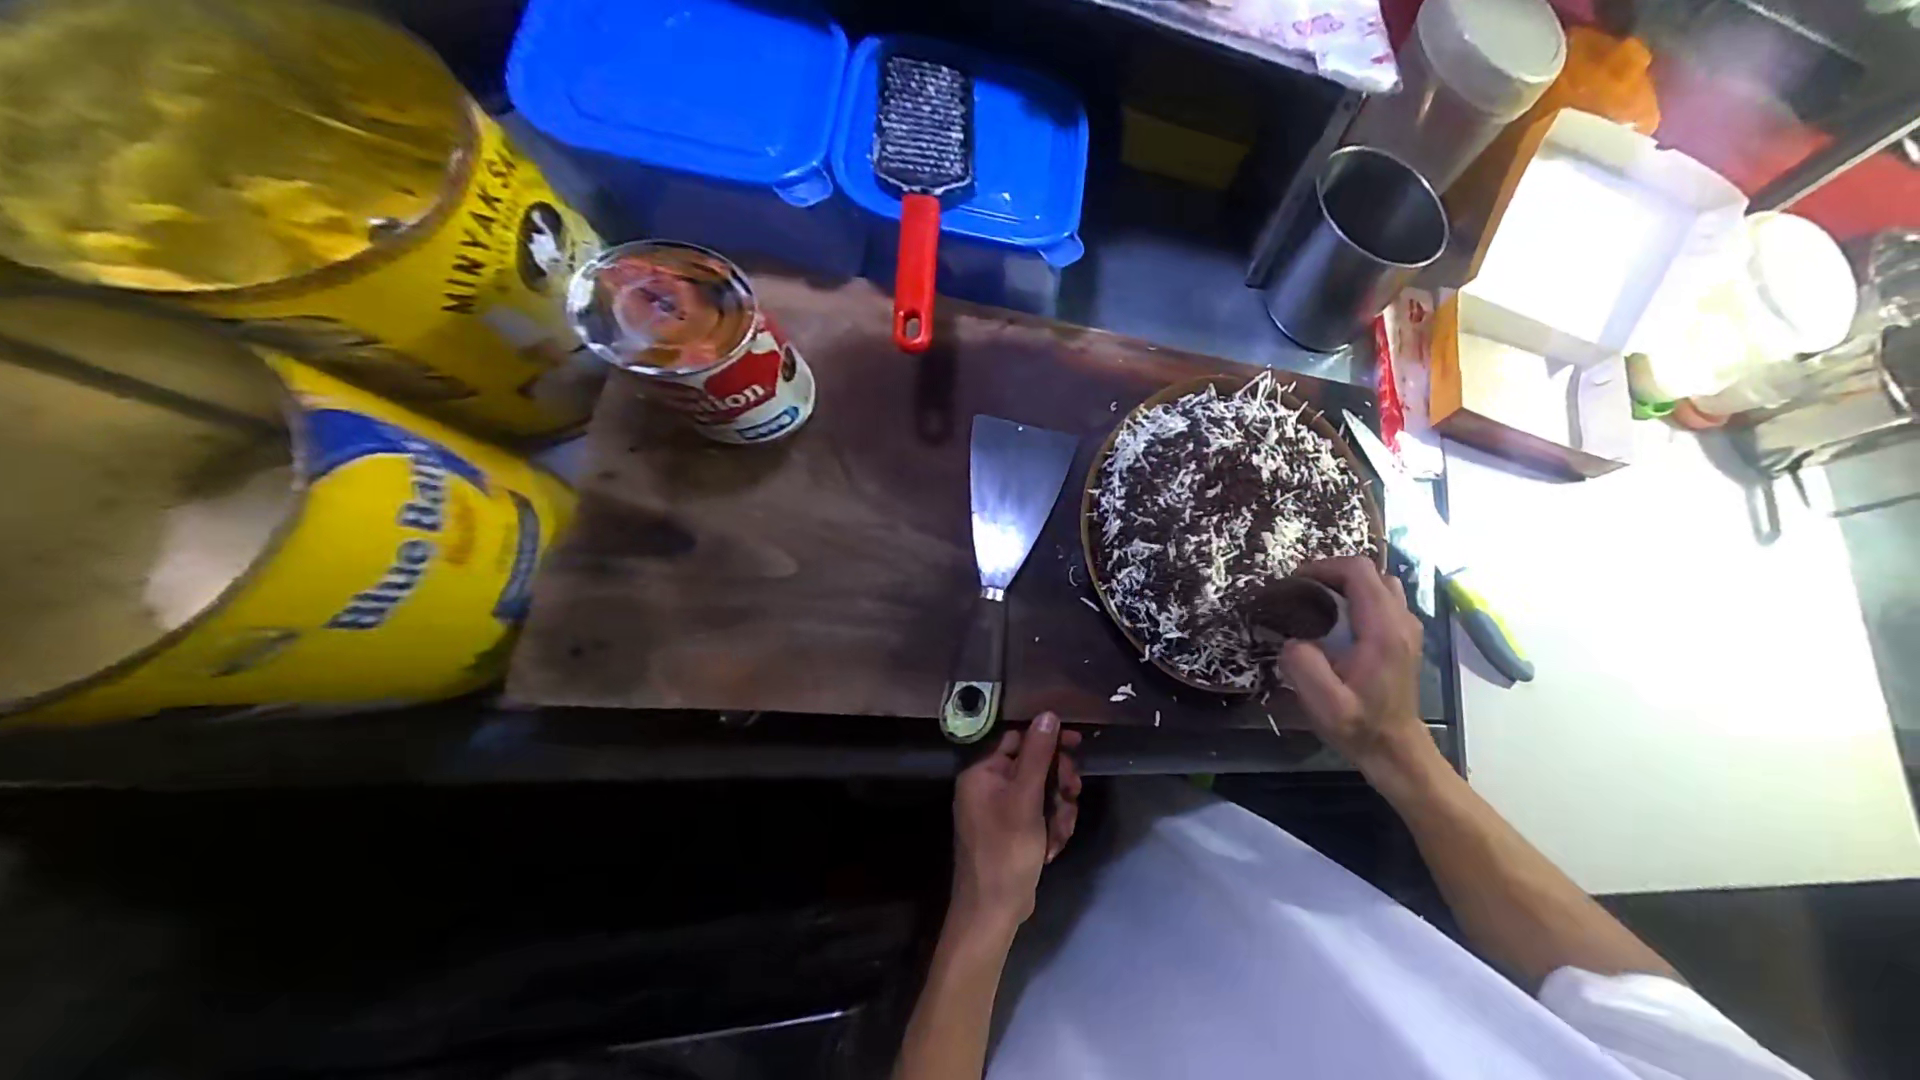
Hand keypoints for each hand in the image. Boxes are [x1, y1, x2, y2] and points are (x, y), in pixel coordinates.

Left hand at [950, 713, 1081, 935]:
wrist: (993, 912)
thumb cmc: (1005, 851)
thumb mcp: (1026, 799)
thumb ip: (1038, 755)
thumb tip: (1048, 715)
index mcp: (983, 772)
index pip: (1019, 739)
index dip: (1049, 741)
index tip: (1077, 745)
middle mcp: (989, 786)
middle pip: (1036, 766)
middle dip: (1058, 783)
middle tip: (1071, 795)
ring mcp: (1001, 810)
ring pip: (1044, 793)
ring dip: (1059, 811)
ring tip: (1058, 834)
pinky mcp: (1014, 831)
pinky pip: (1041, 815)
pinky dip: (1052, 828)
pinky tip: (1052, 849)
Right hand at [1277, 557, 1429, 772]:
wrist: (1395, 750)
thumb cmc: (1359, 726)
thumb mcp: (1324, 703)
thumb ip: (1303, 665)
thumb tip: (1292, 640)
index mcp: (1383, 630)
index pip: (1358, 571)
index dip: (1323, 567)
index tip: (1294, 583)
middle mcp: (1401, 621)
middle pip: (1370, 572)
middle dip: (1332, 573)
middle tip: (1301, 592)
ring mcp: (1407, 629)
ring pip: (1379, 584)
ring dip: (1346, 584)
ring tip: (1316, 602)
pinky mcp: (1403, 638)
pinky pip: (1382, 600)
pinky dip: (1356, 597)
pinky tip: (1334, 621)